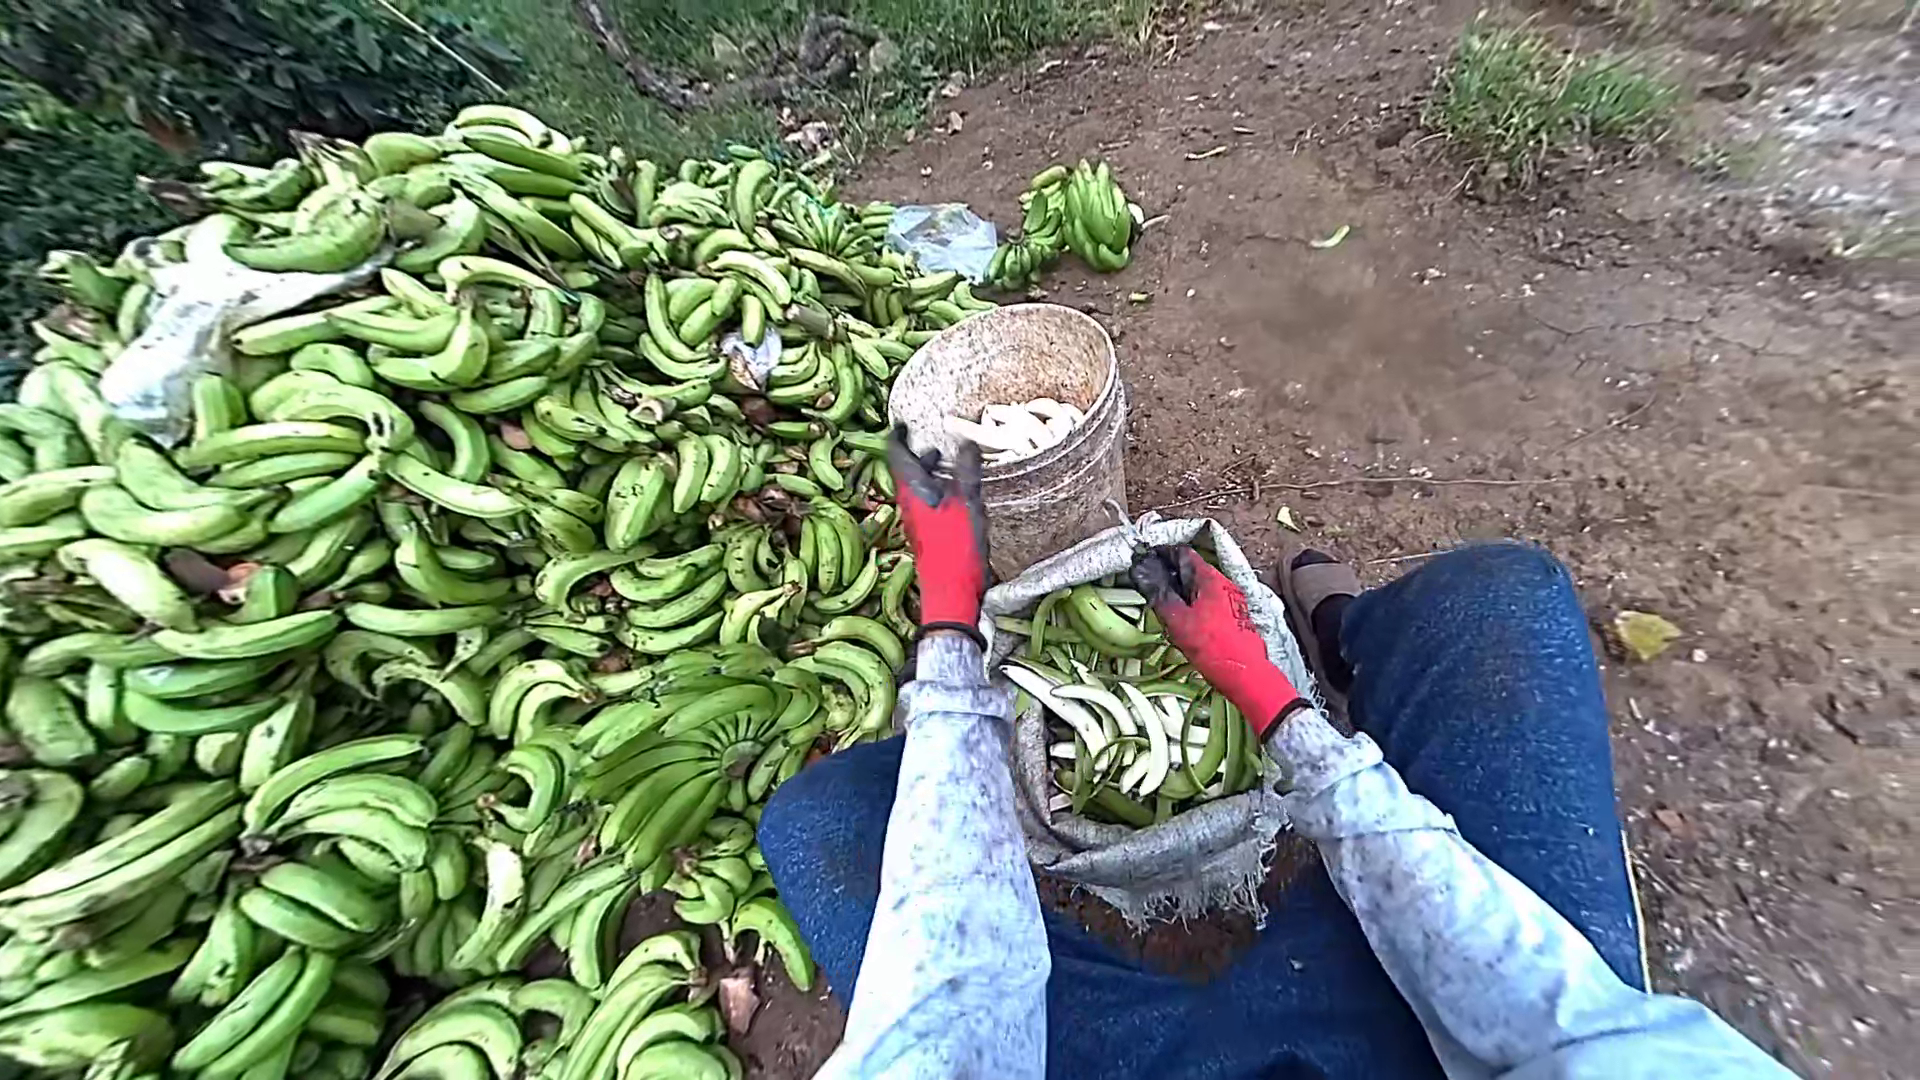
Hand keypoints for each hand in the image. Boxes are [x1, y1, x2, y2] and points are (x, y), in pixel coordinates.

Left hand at [887, 424, 988, 635]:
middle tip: (932, 444)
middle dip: (918, 456)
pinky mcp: (927, 536)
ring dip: (929, 475)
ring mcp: (917, 522)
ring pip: (917, 490)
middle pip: (906, 473)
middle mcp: (909, 506)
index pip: (897, 456)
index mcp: (912, 493)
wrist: (951, 593)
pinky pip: (927, 505)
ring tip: (947, 466)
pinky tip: (955, 496)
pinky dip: (937, 491)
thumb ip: (966, 472)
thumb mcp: (967, 504)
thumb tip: (965, 442)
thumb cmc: (956, 547)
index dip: (898, 437)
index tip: (901, 424)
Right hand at [1129, 544, 1302, 736]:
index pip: (1184, 554)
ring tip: (1164, 601)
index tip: (1147, 558)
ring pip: (1201, 587)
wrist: (1247, 674)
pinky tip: (1183, 617)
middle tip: (1151, 581)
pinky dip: (1193, 603)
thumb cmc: (1212, 645)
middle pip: (1193, 570)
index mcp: (1210, 579)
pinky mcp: (1235, 615)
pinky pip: (1209, 601)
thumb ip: (1160, 596)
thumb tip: (1144, 575)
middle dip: (1171, 573)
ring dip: (1182, 590)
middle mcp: (1225, 584)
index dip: (1163, 553)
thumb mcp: (1177, 620)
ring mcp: (1232, 600)